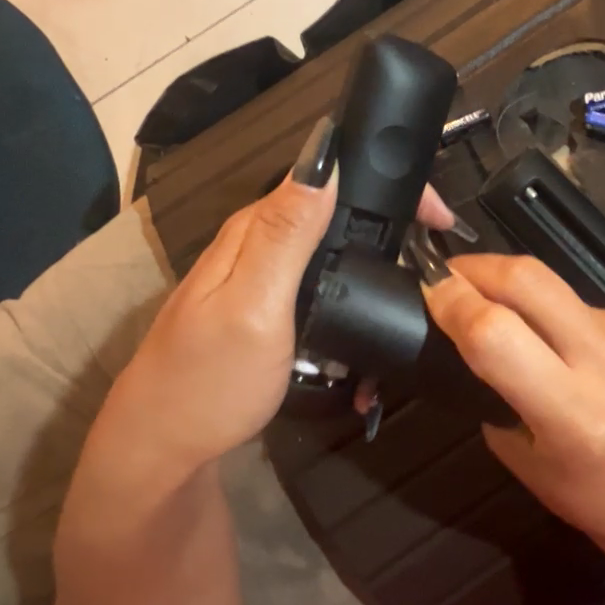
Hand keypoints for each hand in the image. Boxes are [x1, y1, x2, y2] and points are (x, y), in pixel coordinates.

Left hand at [97, 118, 456, 474]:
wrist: (165, 448)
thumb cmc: (212, 379)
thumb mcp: (255, 303)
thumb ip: (288, 233)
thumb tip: (323, 155)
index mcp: (255, 229)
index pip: (327, 178)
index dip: (386, 184)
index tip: (439, 216)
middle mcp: (257, 243)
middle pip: (334, 211)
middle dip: (391, 221)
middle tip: (438, 250)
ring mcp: (261, 278)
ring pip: (331, 251)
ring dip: (375, 259)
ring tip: (417, 281)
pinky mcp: (267, 310)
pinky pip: (320, 286)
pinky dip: (351, 293)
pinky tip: (369, 313)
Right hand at [424, 254, 604, 550]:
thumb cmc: (581, 491)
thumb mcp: (516, 453)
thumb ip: (490, 386)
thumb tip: (460, 323)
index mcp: (572, 416)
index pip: (498, 336)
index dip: (454, 303)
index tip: (427, 290)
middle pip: (530, 281)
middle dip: (477, 268)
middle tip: (448, 276)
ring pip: (553, 284)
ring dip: (511, 286)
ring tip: (493, 306)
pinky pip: (577, 302)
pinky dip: (549, 311)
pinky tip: (550, 337)